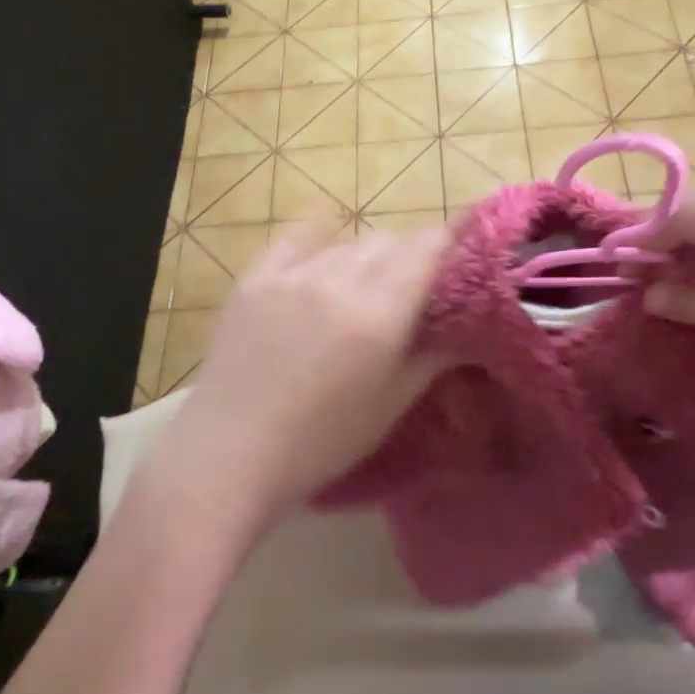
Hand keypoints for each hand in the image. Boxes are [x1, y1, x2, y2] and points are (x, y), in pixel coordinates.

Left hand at [156, 223, 451, 516]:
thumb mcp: (392, 405)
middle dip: (412, 257)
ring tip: (364, 291)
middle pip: (391, 240)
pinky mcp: (254, 276)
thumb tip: (465, 324)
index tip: (461, 262)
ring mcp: (291, 273)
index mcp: (379, 313)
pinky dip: (321, 243)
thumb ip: (433, 355)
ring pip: (349, 241)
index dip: (451, 247)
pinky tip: (322, 265)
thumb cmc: (320, 444)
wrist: (229, 456)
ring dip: (369, 257)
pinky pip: (298, 237)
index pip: (429, 247)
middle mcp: (338, 279)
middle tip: (414, 292)